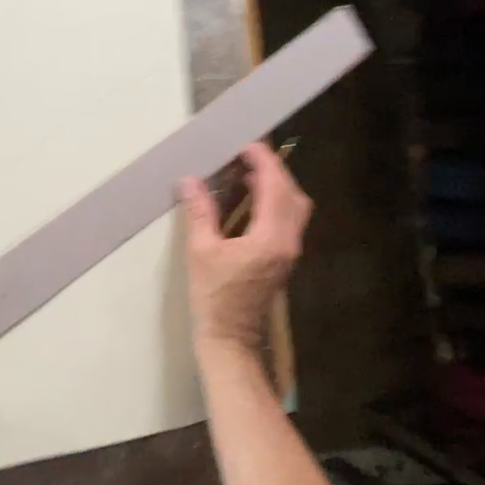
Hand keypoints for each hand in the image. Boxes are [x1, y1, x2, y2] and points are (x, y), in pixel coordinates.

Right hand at [180, 142, 312, 357]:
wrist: (230, 339)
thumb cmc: (214, 297)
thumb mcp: (200, 252)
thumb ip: (200, 213)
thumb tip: (190, 181)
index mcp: (271, 237)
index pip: (275, 186)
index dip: (262, 161)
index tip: (243, 145)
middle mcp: (288, 241)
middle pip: (292, 194)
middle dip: (272, 170)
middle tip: (244, 158)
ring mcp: (288, 251)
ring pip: (293, 207)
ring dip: (274, 186)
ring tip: (245, 175)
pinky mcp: (282, 259)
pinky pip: (286, 220)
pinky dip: (272, 203)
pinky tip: (248, 201)